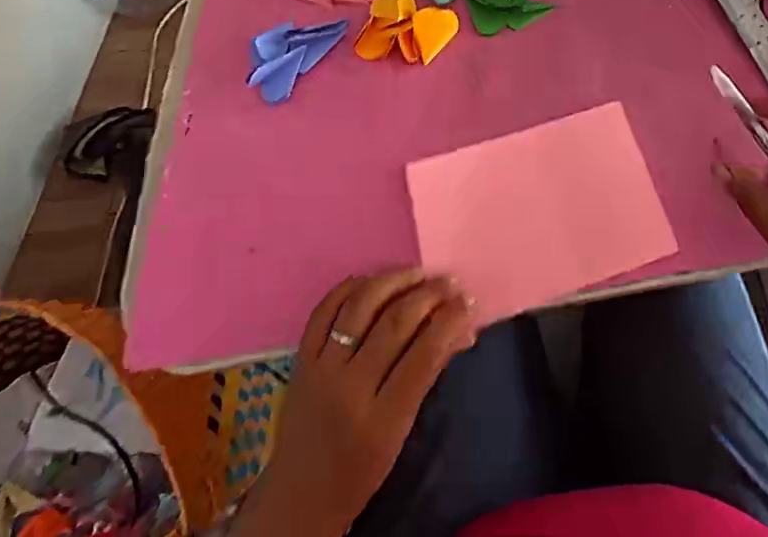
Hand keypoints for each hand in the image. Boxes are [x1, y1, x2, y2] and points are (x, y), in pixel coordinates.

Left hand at [252, 270, 477, 536]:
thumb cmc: (362, 468)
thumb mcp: (402, 430)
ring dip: (394, 281)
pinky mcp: (300, 359)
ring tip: (418, 274)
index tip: (469, 302)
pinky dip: (350, 287)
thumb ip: (429, 375)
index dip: (451, 320)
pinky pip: (324, 310)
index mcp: (381, 418)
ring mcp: (321, 370)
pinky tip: (374, 279)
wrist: (298, 494)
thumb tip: (463, 329)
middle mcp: (348, 388)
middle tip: (451, 282)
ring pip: (360, 307)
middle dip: (430, 295)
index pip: (424, 354)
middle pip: (395, 323)